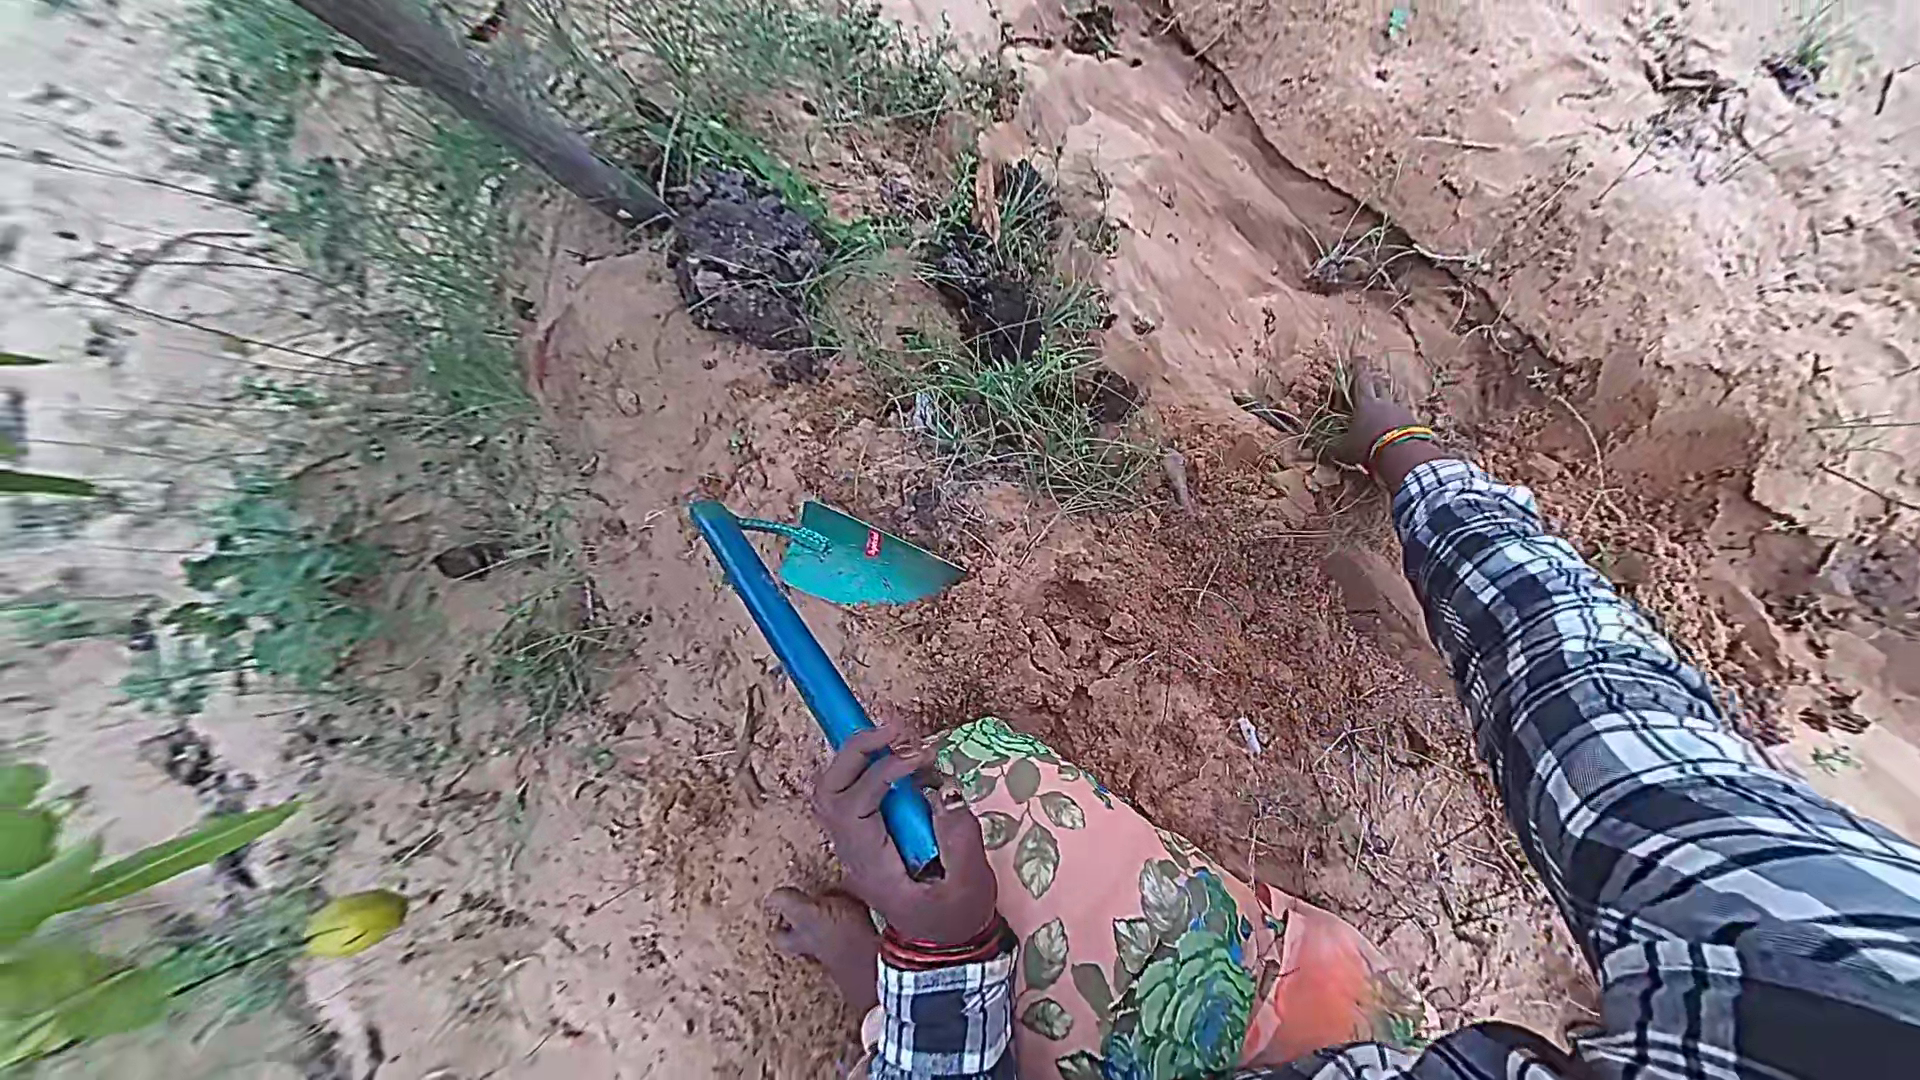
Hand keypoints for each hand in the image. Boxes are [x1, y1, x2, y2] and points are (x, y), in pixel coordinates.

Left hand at [810, 727, 997, 945]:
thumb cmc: (956, 919)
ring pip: (836, 784)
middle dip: (858, 749)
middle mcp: (853, 849)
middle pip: (830, 789)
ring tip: (902, 736)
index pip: (855, 806)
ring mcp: (856, 839)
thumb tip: (944, 790)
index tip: (920, 756)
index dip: (882, 771)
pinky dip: (874, 762)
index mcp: (870, 865)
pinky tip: (908, 758)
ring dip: (862, 752)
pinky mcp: (869, 830)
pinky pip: (856, 787)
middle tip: (897, 729)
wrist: (944, 949)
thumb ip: (960, 837)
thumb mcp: (969, 884)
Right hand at [1333, 359, 1420, 467]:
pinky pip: (1404, 414)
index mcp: (1365, 404)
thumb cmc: (1367, 446)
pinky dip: (1398, 415)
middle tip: (1372, 374)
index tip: (1358, 356)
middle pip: (1380, 385)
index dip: (1359, 368)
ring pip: (1394, 398)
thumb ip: (1331, 445)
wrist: (1402, 454)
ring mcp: (1401, 411)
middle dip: (1375, 379)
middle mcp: (1384, 403)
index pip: (1361, 381)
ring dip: (1389, 395)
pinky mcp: (1414, 423)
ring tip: (1386, 395)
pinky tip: (1396, 421)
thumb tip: (1312, 446)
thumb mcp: (1342, 449)